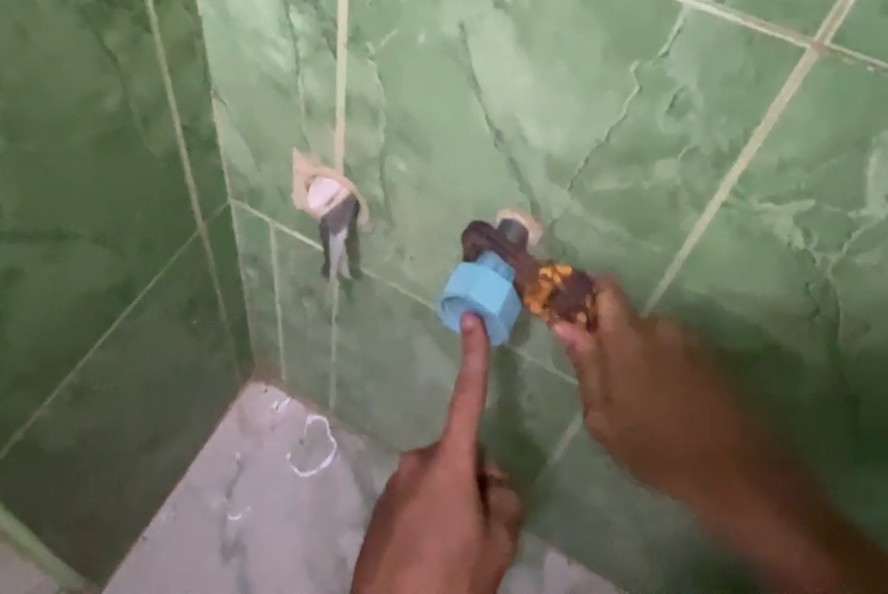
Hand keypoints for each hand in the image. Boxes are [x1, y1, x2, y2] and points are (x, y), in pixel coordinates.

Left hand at [351, 314, 523, 593]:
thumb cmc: (449, 578)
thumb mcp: (498, 544)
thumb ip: (505, 501)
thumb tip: (493, 483)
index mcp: (448, 463)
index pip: (468, 398)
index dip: (474, 357)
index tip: (470, 319)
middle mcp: (417, 462)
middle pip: (462, 454)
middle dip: (476, 478)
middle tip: (484, 527)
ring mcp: (395, 484)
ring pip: (441, 479)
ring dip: (453, 501)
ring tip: (457, 550)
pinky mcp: (382, 508)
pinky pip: (419, 498)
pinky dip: (432, 515)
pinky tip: (434, 554)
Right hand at [554, 279, 887, 593]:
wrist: (735, 472)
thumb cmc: (656, 448)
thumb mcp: (604, 418)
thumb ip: (585, 366)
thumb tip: (564, 325)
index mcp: (628, 335)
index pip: (605, 289)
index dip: (589, 296)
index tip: (578, 318)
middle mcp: (661, 327)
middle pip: (630, 318)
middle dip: (618, 340)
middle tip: (612, 381)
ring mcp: (692, 342)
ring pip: (656, 338)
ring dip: (646, 356)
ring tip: (645, 400)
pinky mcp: (714, 360)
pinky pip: (679, 353)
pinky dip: (670, 369)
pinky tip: (671, 405)